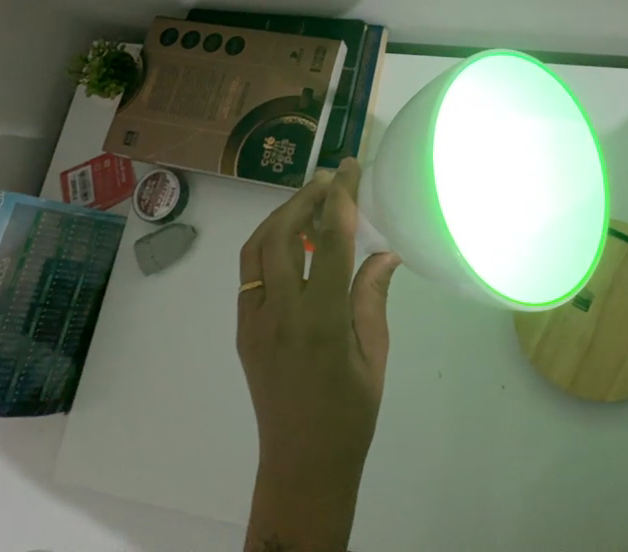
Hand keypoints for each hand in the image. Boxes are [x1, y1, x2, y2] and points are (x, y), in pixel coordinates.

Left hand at [237, 158, 399, 481]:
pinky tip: (292, 243)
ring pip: (256, 248)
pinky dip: (267, 244)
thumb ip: (372, 296)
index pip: (328, 241)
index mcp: (321, 320)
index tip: (348, 166)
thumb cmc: (351, 412)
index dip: (340, 196)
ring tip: (309, 204)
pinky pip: (249, 273)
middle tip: (330, 180)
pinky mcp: (242, 329)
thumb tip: (385, 251)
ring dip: (280, 217)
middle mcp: (280, 313)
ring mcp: (253, 320)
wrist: (302, 462)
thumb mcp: (374, 353)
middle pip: (281, 233)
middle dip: (304, 198)